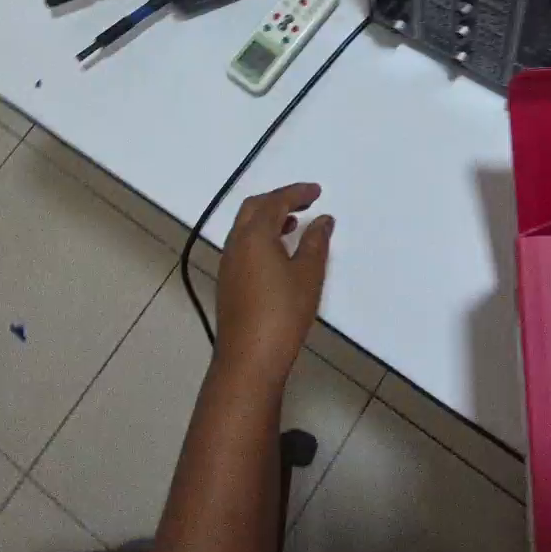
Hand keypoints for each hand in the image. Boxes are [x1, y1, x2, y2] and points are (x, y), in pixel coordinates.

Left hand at [214, 183, 334, 388]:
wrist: (249, 359)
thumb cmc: (283, 312)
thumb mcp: (308, 273)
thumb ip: (316, 241)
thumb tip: (322, 220)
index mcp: (254, 236)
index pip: (274, 202)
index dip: (296, 193)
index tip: (317, 191)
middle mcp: (235, 244)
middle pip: (253, 209)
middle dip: (278, 200)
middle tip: (305, 201)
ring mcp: (228, 264)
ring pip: (245, 227)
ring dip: (268, 218)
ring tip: (294, 223)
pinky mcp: (228, 282)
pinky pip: (243, 244)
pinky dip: (261, 236)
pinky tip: (279, 252)